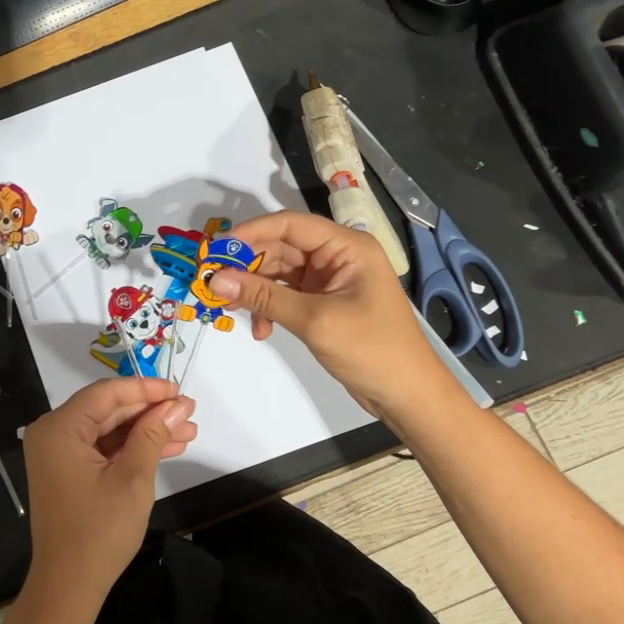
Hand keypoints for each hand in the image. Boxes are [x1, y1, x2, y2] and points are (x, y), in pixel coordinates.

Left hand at [21, 377, 196, 596]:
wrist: (69, 586)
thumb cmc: (99, 531)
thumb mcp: (133, 479)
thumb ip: (153, 435)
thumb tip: (177, 406)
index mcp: (59, 428)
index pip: (106, 394)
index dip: (145, 389)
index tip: (179, 390)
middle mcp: (53, 432)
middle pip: (108, 409)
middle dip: (150, 410)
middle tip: (190, 410)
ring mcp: (59, 453)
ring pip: (109, 429)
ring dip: (147, 429)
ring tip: (189, 431)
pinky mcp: (69, 470)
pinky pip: (103, 448)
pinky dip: (132, 447)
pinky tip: (168, 447)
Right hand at [206, 211, 459, 421]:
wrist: (409, 398)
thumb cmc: (372, 350)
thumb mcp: (314, 320)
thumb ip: (264, 297)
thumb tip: (216, 279)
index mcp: (346, 247)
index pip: (289, 225)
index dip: (251, 233)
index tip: (216, 250)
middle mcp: (337, 256)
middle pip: (280, 248)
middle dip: (247, 265)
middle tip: (214, 282)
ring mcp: (330, 281)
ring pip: (278, 272)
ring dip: (255, 289)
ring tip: (229, 307)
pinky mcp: (324, 304)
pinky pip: (285, 295)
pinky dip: (269, 308)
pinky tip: (261, 329)